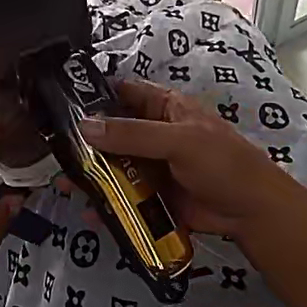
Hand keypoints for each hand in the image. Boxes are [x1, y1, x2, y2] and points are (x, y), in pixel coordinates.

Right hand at [78, 80, 306, 239]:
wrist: (251, 212)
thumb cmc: (224, 164)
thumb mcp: (179, 142)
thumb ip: (132, 135)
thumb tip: (85, 127)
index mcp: (166, 109)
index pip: (125, 93)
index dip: (96, 95)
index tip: (61, 104)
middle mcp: (156, 135)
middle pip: (113, 134)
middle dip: (86, 144)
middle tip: (55, 153)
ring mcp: (154, 168)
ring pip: (115, 168)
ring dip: (92, 176)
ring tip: (64, 185)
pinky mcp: (154, 197)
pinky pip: (125, 197)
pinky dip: (108, 204)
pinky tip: (89, 212)